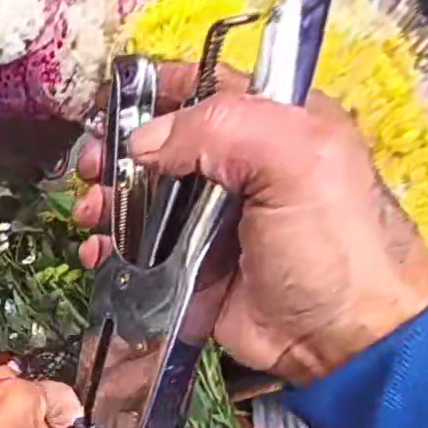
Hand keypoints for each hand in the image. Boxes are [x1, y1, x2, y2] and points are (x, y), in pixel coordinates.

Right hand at [74, 65, 427, 383]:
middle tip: (92, 165)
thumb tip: (145, 142)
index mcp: (273, 126)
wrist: (336, 339)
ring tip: (90, 211)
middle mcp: (238, 171)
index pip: (208, 88)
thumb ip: (223, 131)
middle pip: (164, 147)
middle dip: (120, 152)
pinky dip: (113, 251)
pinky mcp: (191, 269)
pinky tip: (99, 253)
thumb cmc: (335, 247)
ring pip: (145, 200)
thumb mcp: (295, 164)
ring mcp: (211, 224)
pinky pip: (141, 253)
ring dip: (110, 202)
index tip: (115, 100)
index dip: (160, 89)